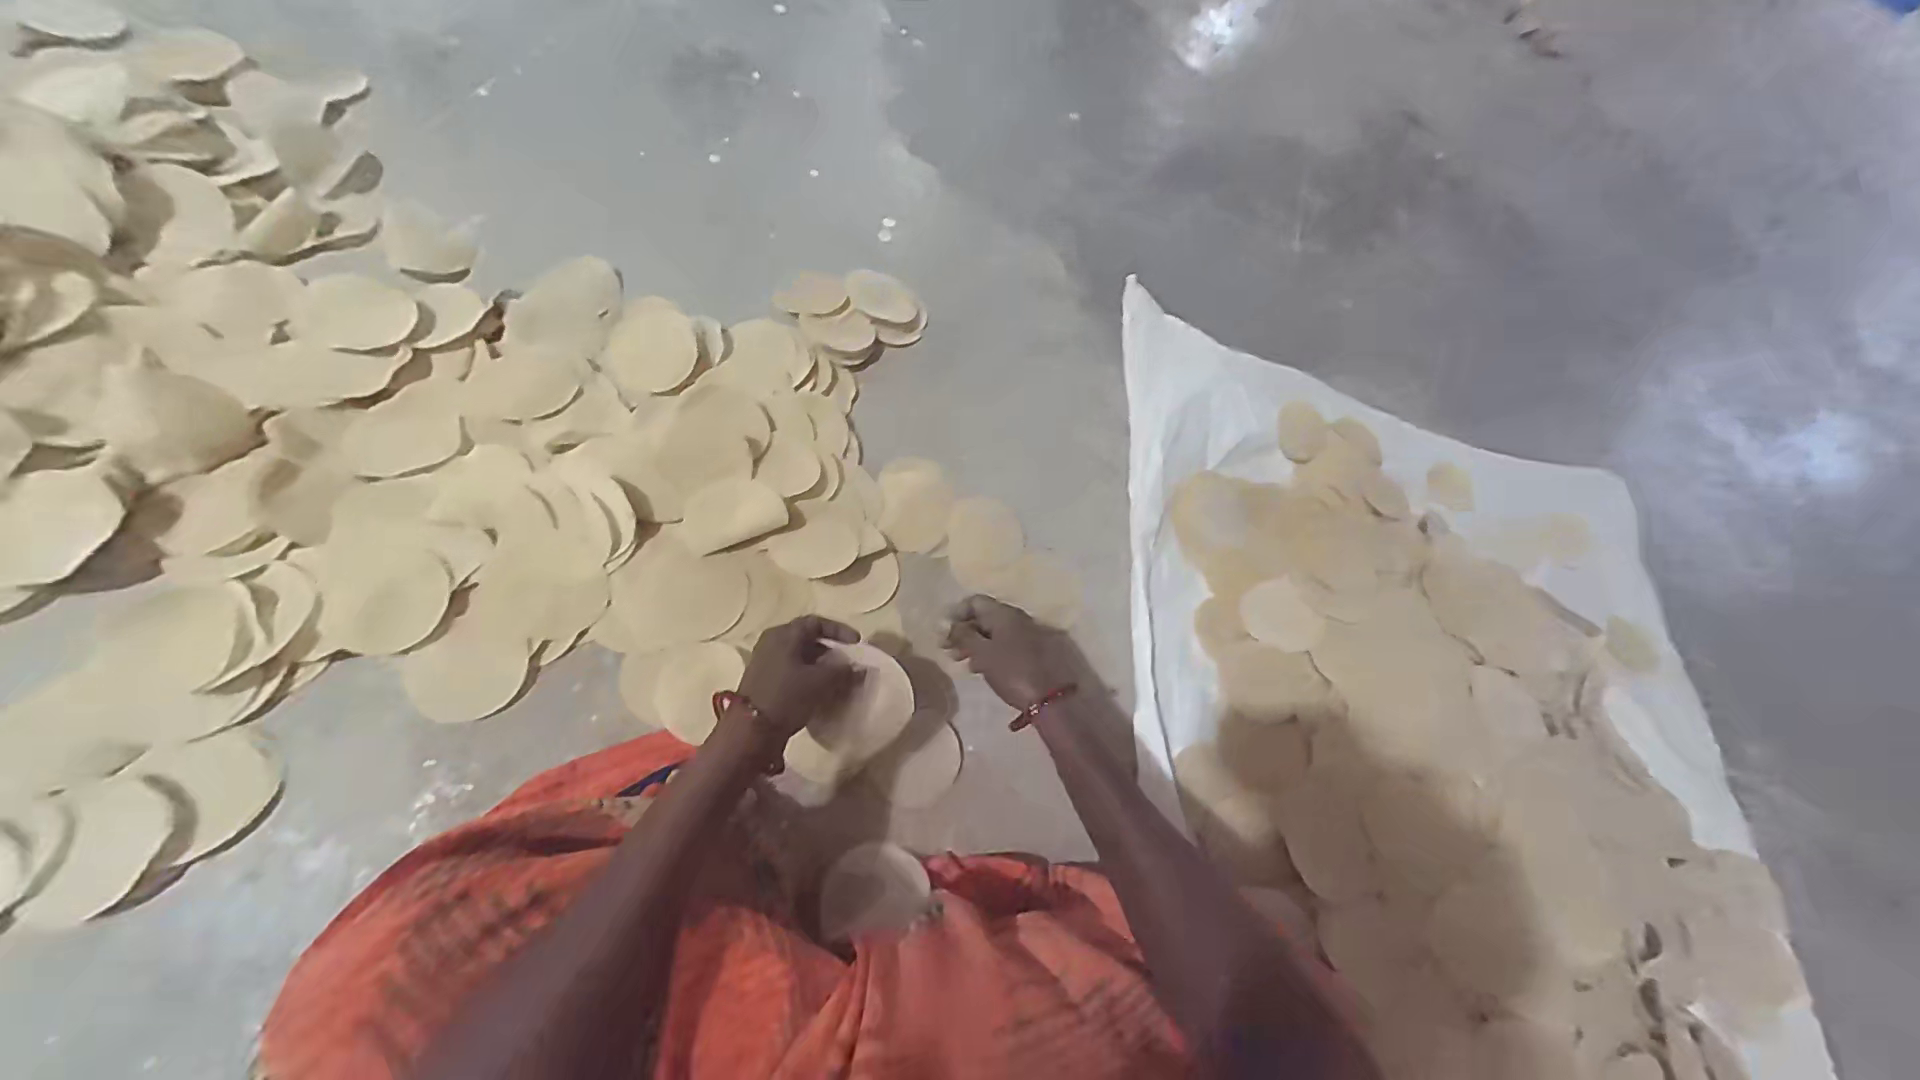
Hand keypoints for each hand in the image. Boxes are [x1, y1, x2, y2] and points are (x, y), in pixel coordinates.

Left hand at [736, 616, 862, 739]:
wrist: (752, 731)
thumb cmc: (788, 696)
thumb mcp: (821, 681)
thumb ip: (843, 670)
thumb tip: (858, 667)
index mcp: (784, 634)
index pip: (816, 622)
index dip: (839, 630)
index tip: (856, 643)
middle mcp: (771, 642)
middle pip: (806, 637)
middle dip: (830, 647)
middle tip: (847, 659)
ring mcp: (765, 660)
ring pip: (798, 654)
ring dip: (819, 662)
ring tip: (837, 676)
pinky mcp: (762, 679)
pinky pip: (790, 668)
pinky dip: (807, 673)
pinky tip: (819, 688)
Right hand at [942, 595, 1084, 709]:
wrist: (1054, 698)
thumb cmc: (1013, 672)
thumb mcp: (982, 654)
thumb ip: (963, 636)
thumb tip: (951, 624)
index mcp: (1005, 614)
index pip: (975, 601)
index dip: (956, 613)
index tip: (943, 632)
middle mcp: (1019, 619)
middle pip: (985, 617)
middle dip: (964, 631)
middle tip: (948, 650)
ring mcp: (1030, 635)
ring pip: (996, 633)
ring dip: (976, 643)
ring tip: (962, 661)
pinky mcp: (1036, 652)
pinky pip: (1007, 645)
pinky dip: (991, 652)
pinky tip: (982, 668)